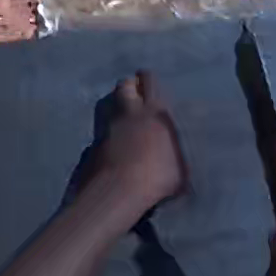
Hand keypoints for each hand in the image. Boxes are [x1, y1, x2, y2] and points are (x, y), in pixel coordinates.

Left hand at [84, 72, 184, 219]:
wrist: (117, 194)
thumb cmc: (156, 178)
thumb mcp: (181, 165)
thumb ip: (179, 147)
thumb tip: (185, 134)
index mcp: (154, 111)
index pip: (149, 80)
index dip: (147, 80)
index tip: (151, 84)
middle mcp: (129, 111)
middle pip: (124, 85)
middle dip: (130, 87)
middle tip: (136, 95)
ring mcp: (106, 125)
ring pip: (107, 101)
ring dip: (114, 102)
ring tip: (121, 111)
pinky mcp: (91, 142)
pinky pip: (98, 126)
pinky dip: (103, 126)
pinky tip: (110, 137)